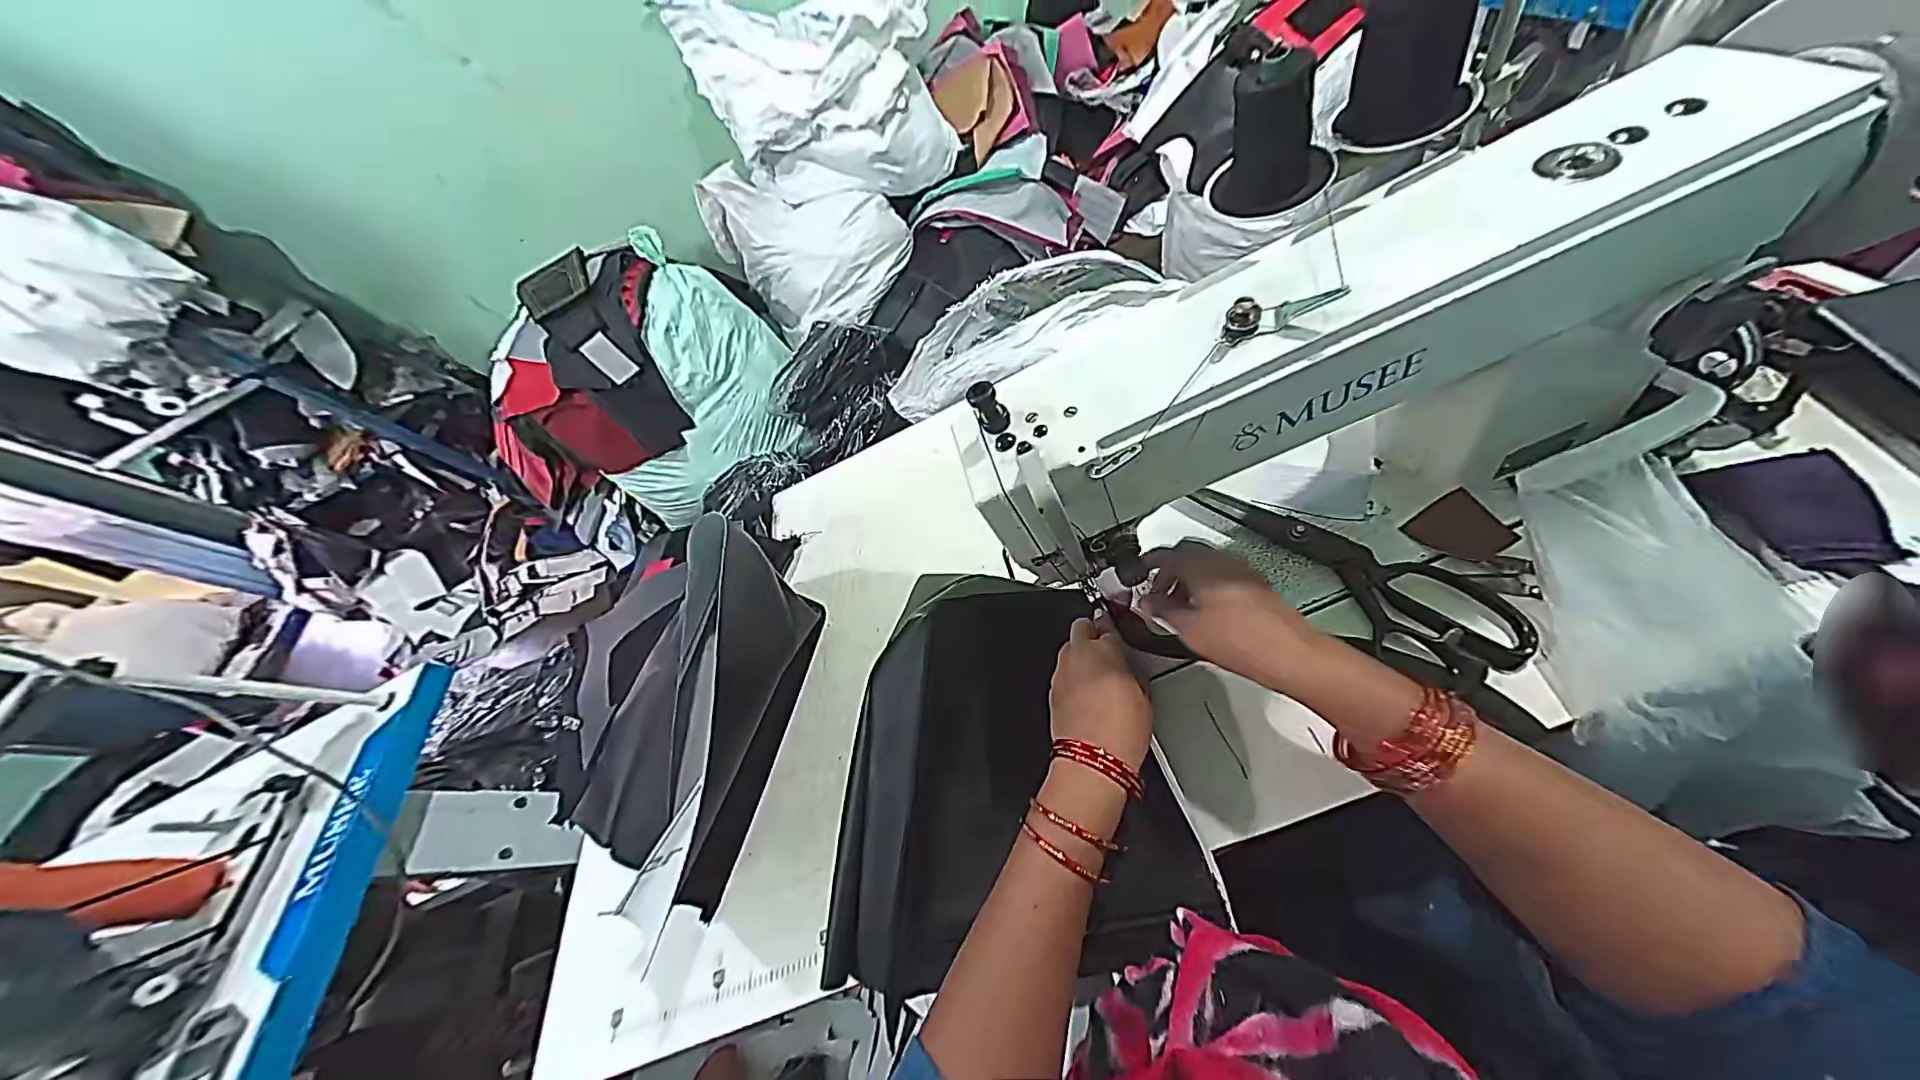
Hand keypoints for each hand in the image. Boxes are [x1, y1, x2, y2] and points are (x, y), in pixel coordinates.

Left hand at [1050, 613, 1153, 771]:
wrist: (1092, 760)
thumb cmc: (1120, 731)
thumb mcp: (1144, 696)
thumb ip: (1133, 671)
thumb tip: (1129, 669)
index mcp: (1105, 649)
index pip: (1108, 626)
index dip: (1114, 633)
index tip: (1118, 639)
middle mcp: (1078, 655)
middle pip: (1081, 628)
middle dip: (1091, 633)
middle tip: (1104, 649)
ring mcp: (1062, 672)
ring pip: (1068, 649)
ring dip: (1080, 656)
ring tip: (1096, 675)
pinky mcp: (1052, 690)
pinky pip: (1062, 672)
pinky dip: (1071, 676)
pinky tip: (1084, 693)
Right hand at [1137, 541, 1322, 687]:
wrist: (1291, 656)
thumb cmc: (1247, 643)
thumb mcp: (1188, 630)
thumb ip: (1163, 611)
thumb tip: (1150, 604)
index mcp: (1203, 567)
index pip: (1167, 554)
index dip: (1149, 566)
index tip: (1142, 576)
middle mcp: (1225, 562)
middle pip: (1188, 553)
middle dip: (1169, 570)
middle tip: (1158, 590)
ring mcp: (1245, 572)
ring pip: (1207, 563)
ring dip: (1190, 578)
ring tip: (1180, 603)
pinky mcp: (1258, 586)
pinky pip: (1225, 575)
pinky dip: (1209, 585)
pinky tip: (1207, 610)